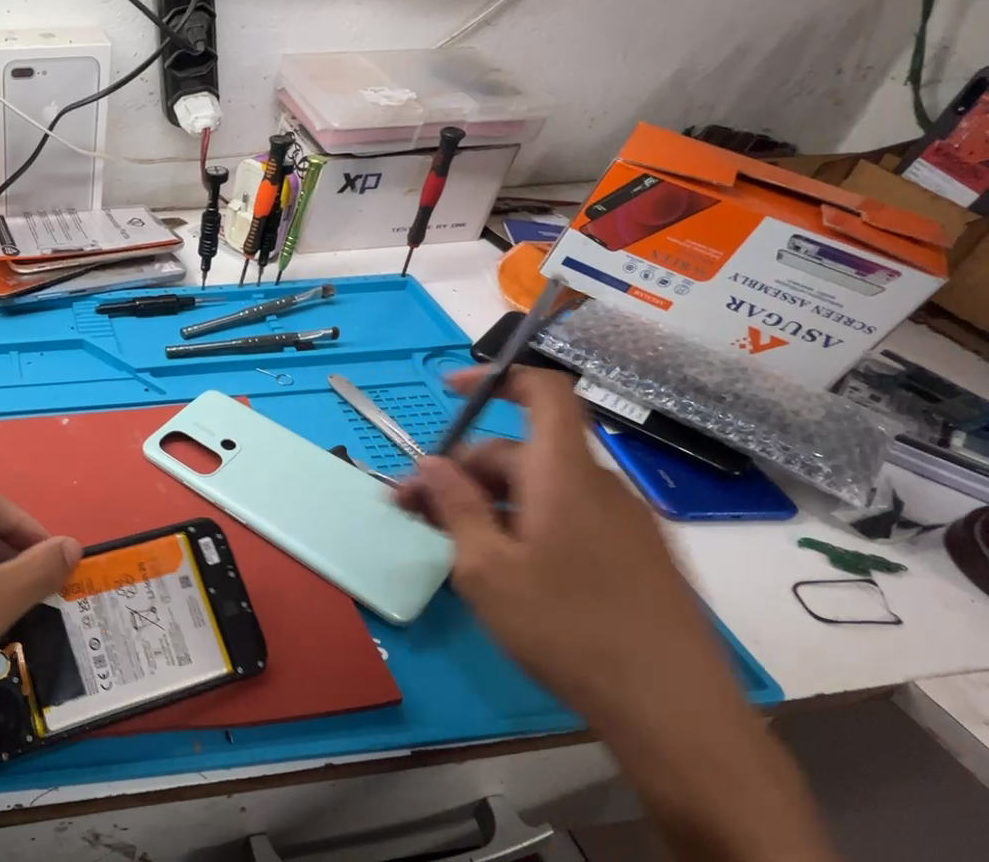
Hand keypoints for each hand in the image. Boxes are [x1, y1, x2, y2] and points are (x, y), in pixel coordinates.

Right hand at [398, 367, 732, 720]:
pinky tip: (501, 568)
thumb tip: (430, 464)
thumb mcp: (486, 569)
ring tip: (450, 543)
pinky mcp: (637, 556)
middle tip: (415, 508)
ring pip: (542, 488)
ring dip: (489, 501)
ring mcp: (624, 522)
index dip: (496, 378)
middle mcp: (599, 486)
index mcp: (564, 474)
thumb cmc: (567, 628)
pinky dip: (524, 523)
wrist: (674, 710)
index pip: (543, 392)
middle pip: (523, 451)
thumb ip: (455, 507)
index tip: (448, 390)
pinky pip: (568, 517)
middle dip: (463, 470)